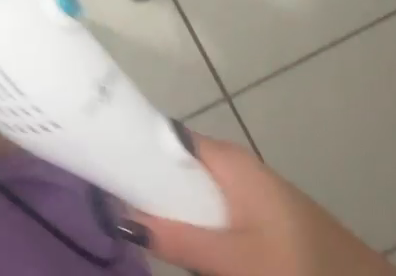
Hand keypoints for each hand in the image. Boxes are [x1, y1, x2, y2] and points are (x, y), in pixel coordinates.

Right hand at [133, 135, 395, 275]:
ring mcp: (244, 191)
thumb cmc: (303, 265)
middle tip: (109, 201)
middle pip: (168, 163)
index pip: (159, 133)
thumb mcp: (238, 259)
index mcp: (225, 159)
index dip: (125, 140)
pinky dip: (188, 222)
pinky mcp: (255, 216)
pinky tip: (178, 243)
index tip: (92, 156)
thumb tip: (117, 216)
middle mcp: (231, 165)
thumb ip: (180, 239)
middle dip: (143, 183)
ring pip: (186, 190)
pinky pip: (206, 209)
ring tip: (133, 222)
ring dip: (165, 208)